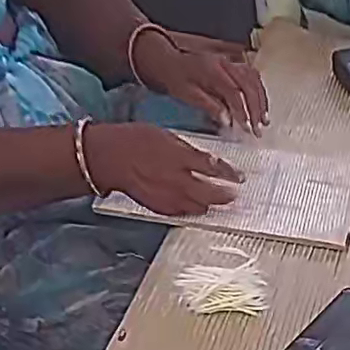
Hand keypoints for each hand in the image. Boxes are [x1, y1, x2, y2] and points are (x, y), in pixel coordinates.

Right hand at [86, 122, 242, 215]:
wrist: (110, 158)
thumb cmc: (134, 142)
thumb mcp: (166, 137)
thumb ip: (189, 152)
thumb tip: (208, 162)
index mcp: (181, 158)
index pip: (214, 168)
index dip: (230, 174)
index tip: (240, 177)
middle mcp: (178, 181)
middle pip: (212, 194)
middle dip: (226, 195)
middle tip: (234, 194)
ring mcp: (171, 198)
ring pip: (201, 207)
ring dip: (212, 204)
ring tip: (218, 201)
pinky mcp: (163, 208)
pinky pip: (185, 212)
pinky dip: (194, 209)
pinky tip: (197, 205)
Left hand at [131, 28, 269, 132]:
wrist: (172, 63)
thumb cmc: (178, 79)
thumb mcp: (188, 95)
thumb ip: (208, 106)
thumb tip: (226, 120)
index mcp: (212, 69)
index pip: (233, 91)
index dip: (242, 111)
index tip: (247, 128)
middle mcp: (224, 63)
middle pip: (248, 85)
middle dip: (255, 109)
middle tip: (258, 130)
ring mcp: (230, 62)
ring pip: (253, 80)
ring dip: (261, 101)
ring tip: (264, 122)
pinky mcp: (234, 66)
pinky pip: (252, 77)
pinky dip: (259, 93)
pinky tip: (261, 108)